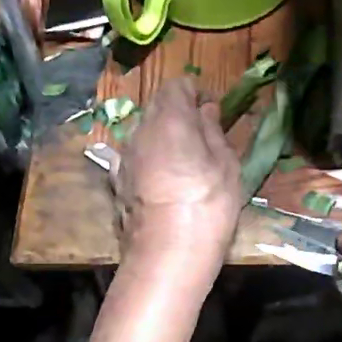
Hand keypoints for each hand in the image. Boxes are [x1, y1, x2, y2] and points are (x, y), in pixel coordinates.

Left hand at [110, 77, 241, 268]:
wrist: (165, 255)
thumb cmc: (206, 205)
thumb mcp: (225, 165)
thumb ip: (212, 132)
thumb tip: (205, 110)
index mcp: (168, 117)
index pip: (178, 85)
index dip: (195, 93)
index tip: (211, 112)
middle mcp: (139, 131)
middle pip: (156, 108)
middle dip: (177, 115)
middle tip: (201, 139)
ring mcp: (123, 158)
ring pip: (143, 136)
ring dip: (161, 141)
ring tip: (184, 165)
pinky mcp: (116, 185)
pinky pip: (134, 162)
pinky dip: (148, 164)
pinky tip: (162, 185)